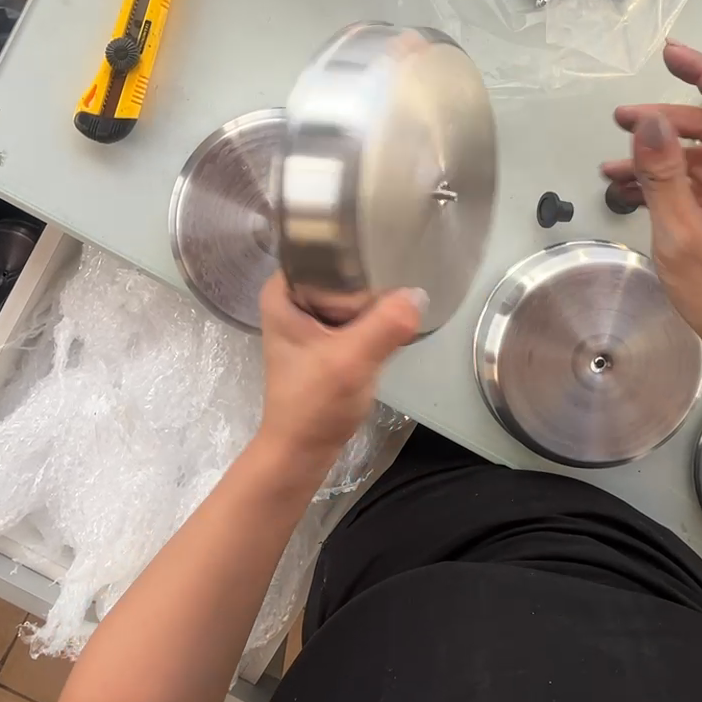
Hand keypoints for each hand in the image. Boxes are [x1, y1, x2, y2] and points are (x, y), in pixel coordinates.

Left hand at [255, 272, 421, 461]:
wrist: (302, 451)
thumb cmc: (314, 404)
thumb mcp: (351, 361)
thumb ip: (385, 326)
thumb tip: (419, 295)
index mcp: (282, 289)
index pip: (328, 251)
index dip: (361, 260)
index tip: (391, 267)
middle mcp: (292, 296)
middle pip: (346, 271)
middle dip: (374, 286)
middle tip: (400, 297)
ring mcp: (309, 318)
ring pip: (356, 293)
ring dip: (378, 304)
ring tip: (402, 309)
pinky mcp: (327, 338)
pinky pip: (358, 315)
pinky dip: (376, 321)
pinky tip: (394, 327)